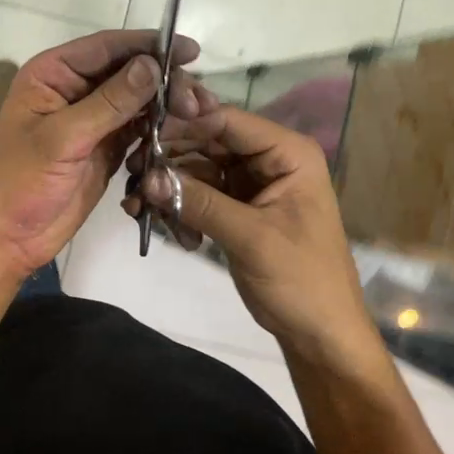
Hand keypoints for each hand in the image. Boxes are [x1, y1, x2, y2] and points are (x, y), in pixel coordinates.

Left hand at [0, 29, 215, 278]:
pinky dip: (160, 130)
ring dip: (168, 105)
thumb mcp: (62, 139)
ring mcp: (91, 121)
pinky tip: (185, 133)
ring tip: (201, 115)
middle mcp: (73, 90)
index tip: (190, 50)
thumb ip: (108, 103)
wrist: (4, 238)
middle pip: (128, 72)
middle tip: (199, 101)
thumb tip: (152, 65)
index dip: (148, 45)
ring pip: (138, 101)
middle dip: (165, 80)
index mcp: (52, 75)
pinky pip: (138, 130)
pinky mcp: (104, 149)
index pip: (106, 48)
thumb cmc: (19, 182)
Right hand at [127, 107, 376, 359]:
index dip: (183, 123)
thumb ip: (199, 203)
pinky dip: (181, 209)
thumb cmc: (301, 279)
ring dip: (169, 188)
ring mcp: (251, 184)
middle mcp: (268, 159)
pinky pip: (198, 195)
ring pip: (196, 169)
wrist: (320, 334)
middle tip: (132, 175)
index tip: (141, 136)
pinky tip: (175, 235)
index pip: (226, 120)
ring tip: (141, 209)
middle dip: (169, 159)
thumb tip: (147, 178)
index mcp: (287, 152)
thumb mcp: (250, 238)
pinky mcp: (236, 208)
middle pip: (206, 142)